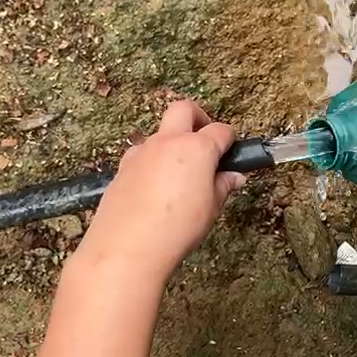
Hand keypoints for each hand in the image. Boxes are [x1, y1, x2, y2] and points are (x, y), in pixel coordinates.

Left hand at [75, 101, 243, 282]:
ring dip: (172, 142)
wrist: (127, 247)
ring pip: (160, 133)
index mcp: (196, 148)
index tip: (232, 151)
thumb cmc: (176, 228)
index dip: (229, 140)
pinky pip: (142, 155)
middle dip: (198, 117)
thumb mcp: (211, 209)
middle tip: (205, 141)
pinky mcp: (123, 168)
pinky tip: (157, 188)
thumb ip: (222, 186)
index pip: (220, 131)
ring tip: (181, 173)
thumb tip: (232, 177)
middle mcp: (168, 142)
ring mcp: (142, 152)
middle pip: (184, 110)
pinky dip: (153, 162)